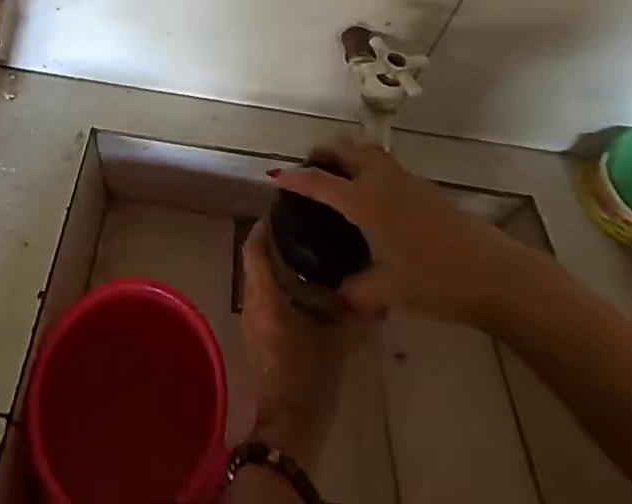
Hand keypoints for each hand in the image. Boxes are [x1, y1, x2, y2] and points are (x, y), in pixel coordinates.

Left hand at [240, 221, 368, 462]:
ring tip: (309, 250)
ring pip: (260, 279)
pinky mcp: (259, 335)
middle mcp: (251, 302)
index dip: (264, 225)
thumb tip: (380, 292)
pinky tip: (307, 287)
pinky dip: (279, 284)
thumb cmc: (309, 374)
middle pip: (256, 260)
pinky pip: (264, 297)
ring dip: (277, 263)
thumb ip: (357, 313)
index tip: (283, 208)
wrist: (290, 423)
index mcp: (264, 296)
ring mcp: (252, 320)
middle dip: (275, 240)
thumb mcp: (338, 340)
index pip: (254, 248)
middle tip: (304, 225)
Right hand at [270, 140, 523, 325]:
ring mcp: (407, 182)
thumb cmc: (436, 280)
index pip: (322, 182)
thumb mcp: (389, 292)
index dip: (296, 179)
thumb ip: (356, 293)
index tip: (276, 176)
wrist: (494, 273)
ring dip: (349, 154)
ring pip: (370, 152)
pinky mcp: (426, 190)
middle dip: (324, 153)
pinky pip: (387, 167)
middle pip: (347, 150)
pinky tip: (372, 198)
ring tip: (338, 175)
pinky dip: (369, 168)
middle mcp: (383, 182)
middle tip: (310, 168)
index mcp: (366, 202)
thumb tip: (337, 297)